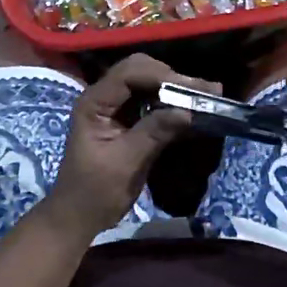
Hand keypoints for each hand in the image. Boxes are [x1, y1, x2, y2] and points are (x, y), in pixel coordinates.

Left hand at [44, 54, 214, 236]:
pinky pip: (152, 102)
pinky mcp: (127, 120)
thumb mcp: (125, 163)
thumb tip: (187, 111)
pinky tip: (193, 108)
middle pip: (139, 71)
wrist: (79, 216)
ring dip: (176, 88)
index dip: (160, 76)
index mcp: (94, 102)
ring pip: (148, 83)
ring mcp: (115, 108)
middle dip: (171, 78)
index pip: (128, 74)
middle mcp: (104, 97)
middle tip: (204, 89)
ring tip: (207, 94)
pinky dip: (172, 103)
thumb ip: (153, 133)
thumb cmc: (95, 191)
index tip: (191, 88)